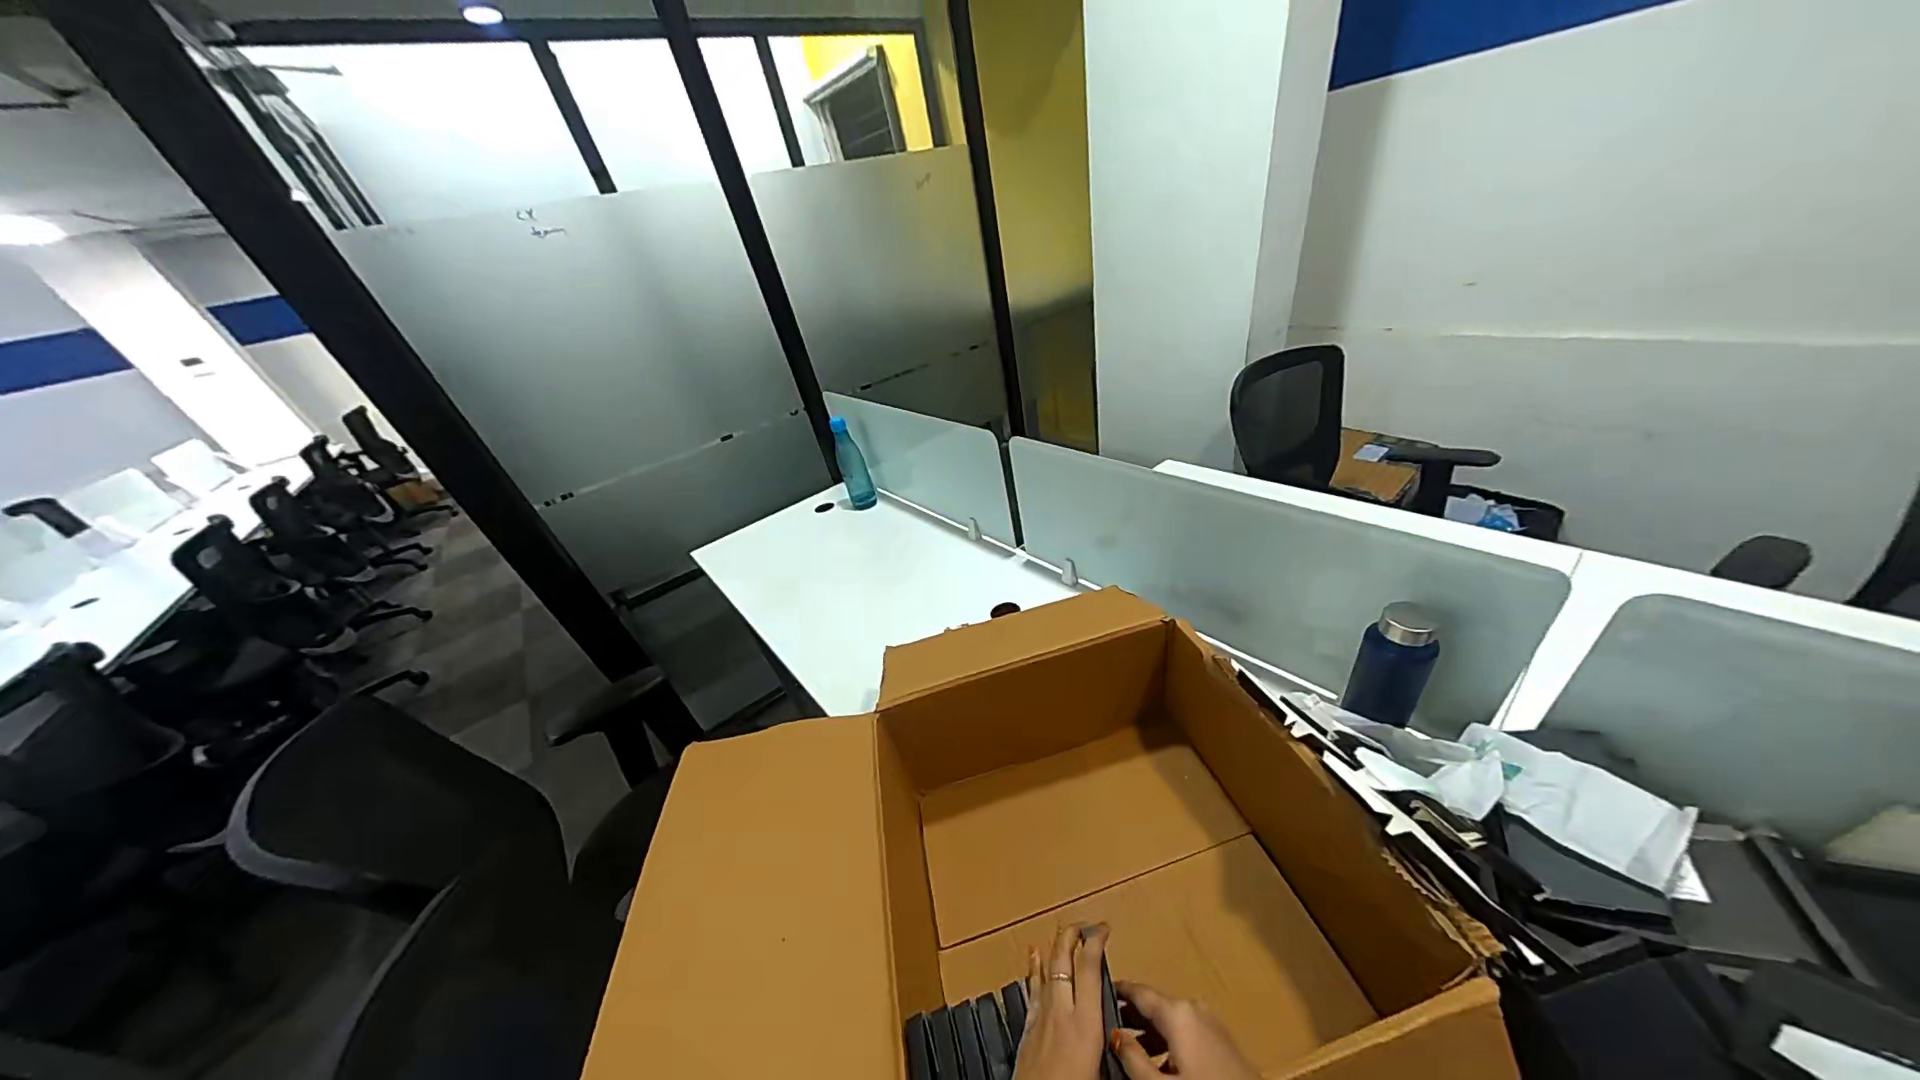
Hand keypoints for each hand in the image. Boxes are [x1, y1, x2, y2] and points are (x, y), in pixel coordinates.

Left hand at [1012, 923, 1110, 1079]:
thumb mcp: (1104, 1071)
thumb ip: (1111, 1044)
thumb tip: (1119, 1033)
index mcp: (1086, 1023)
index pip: (1089, 969)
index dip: (1095, 942)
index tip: (1103, 929)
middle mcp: (1062, 1011)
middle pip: (1064, 959)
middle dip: (1073, 935)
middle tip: (1085, 924)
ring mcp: (1042, 1015)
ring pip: (1048, 968)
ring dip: (1056, 946)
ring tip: (1062, 930)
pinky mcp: (1028, 1026)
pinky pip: (1033, 987)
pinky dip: (1034, 967)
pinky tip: (1033, 954)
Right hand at [1111, 981, 1259, 1079]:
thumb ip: (1132, 1058)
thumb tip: (1115, 1035)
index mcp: (1177, 1012)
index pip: (1138, 991)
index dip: (1115, 991)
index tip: (1096, 992)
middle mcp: (1194, 1008)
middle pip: (1154, 1006)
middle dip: (1130, 1017)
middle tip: (1107, 1027)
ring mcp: (1211, 1023)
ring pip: (1170, 1022)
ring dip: (1150, 1034)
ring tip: (1130, 1052)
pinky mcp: (1223, 1042)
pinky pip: (1187, 1034)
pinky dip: (1169, 1043)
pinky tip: (1161, 1066)